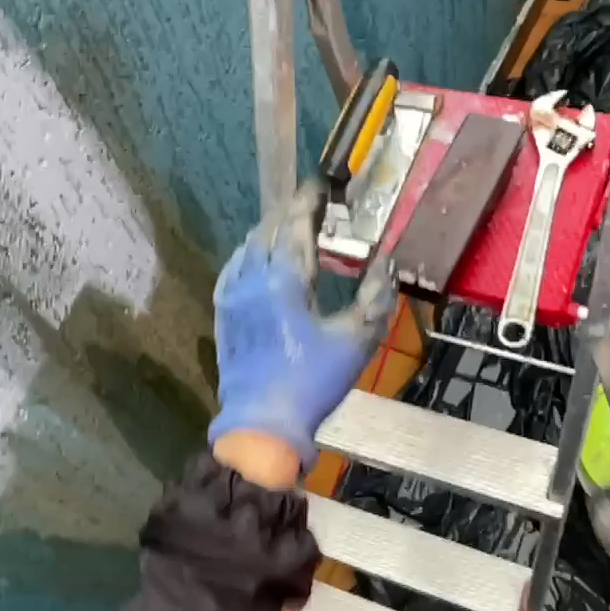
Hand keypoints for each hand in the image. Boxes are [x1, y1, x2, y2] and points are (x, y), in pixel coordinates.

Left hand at [207, 180, 395, 467]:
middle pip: (268, 230)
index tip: (320, 187)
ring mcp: (232, 297)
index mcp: (285, 280)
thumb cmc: (312, 382)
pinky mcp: (222, 314)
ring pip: (247, 247)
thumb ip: (374, 298)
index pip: (295, 226)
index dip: (308, 202)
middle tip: (308, 204)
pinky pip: (232, 269)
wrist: (263, 424)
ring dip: (267, 231)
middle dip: (288, 212)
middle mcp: (253, 279)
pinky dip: (248, 254)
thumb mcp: (355, 341)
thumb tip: (387, 265)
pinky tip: (256, 257)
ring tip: (286, 226)